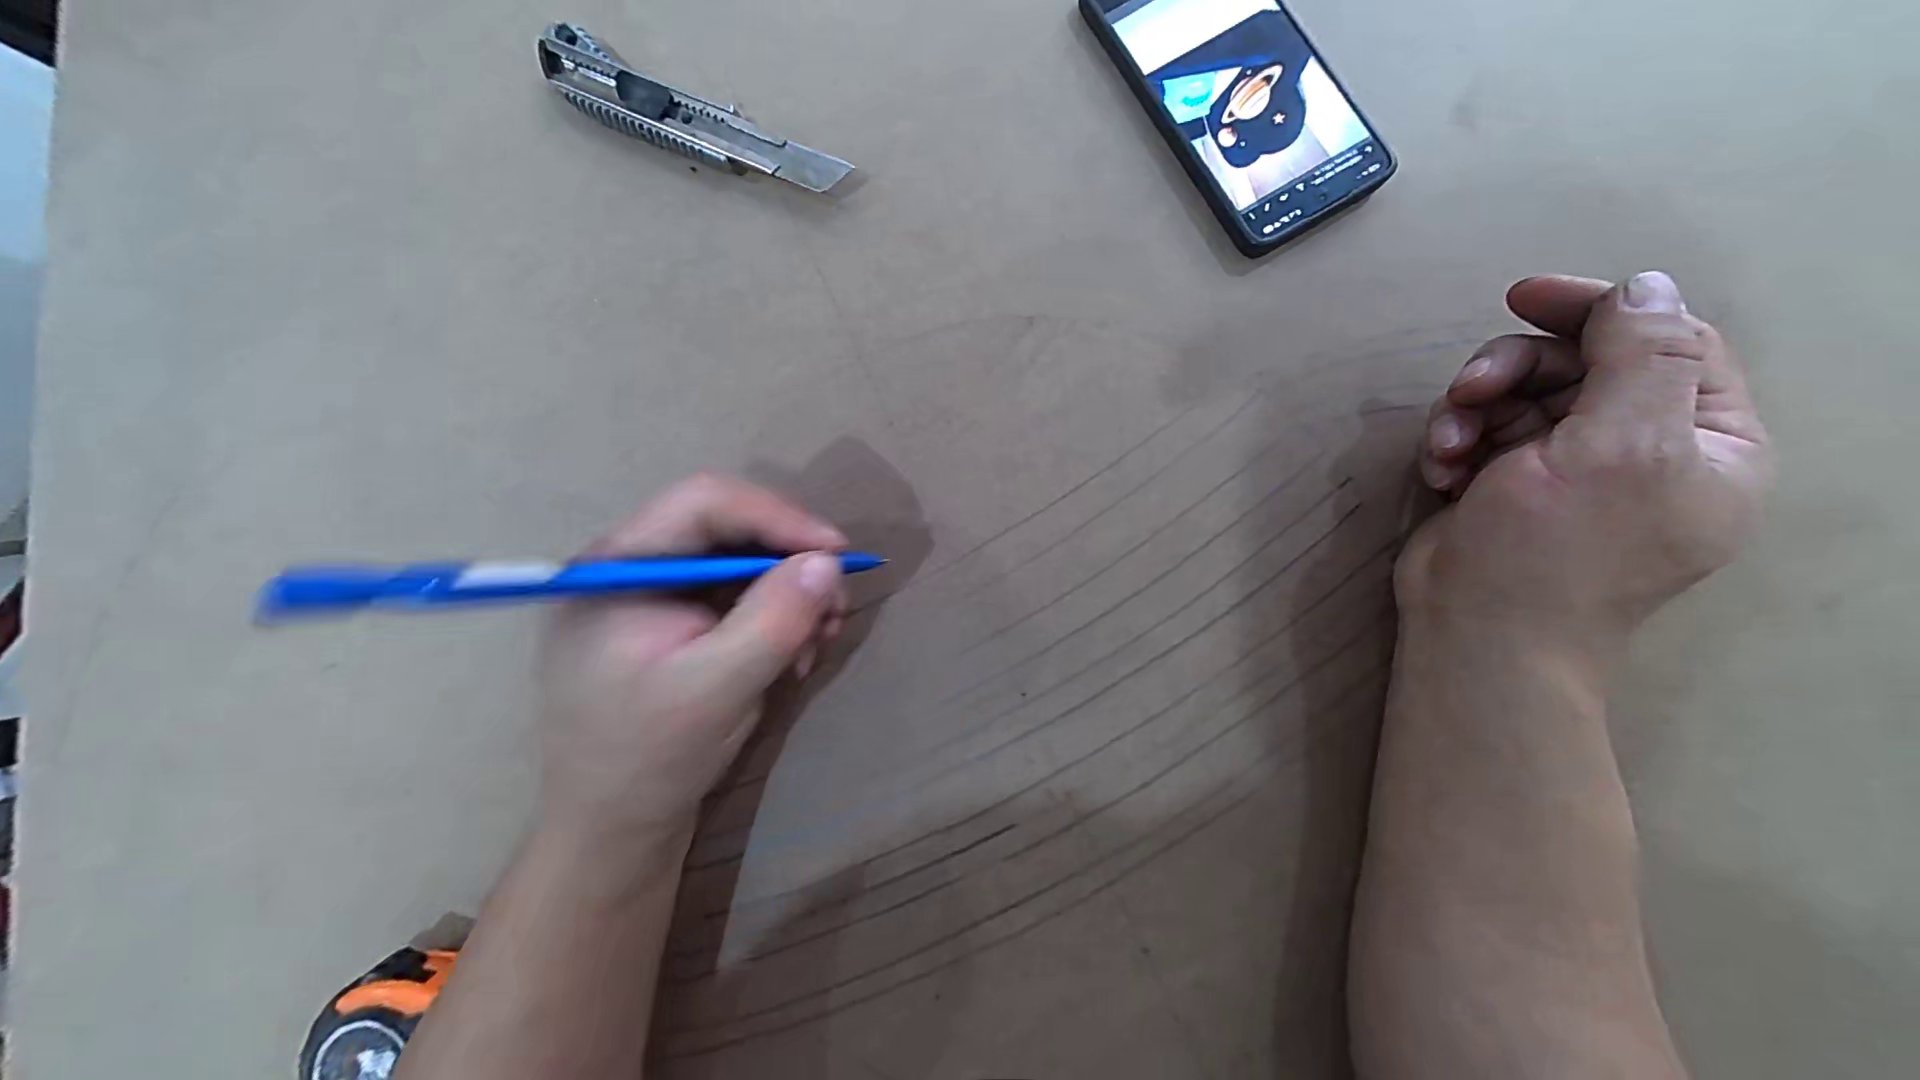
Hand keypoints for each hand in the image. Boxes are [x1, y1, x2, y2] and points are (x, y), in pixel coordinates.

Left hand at [536, 475, 849, 838]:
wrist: (612, 830)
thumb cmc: (650, 759)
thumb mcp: (718, 688)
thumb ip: (774, 619)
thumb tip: (829, 562)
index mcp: (618, 568)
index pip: (704, 504)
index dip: (778, 517)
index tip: (837, 554)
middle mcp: (632, 568)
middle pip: (727, 529)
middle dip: (790, 563)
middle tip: (835, 605)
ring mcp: (652, 597)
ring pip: (740, 563)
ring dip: (790, 594)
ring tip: (818, 640)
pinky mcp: (673, 624)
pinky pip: (736, 597)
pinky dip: (776, 618)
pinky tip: (795, 654)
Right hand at [1401, 272, 1770, 649]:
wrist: (1477, 631)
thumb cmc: (1556, 550)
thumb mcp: (1617, 447)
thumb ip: (1642, 357)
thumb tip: (1645, 285)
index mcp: (1704, 441)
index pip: (1666, 343)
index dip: (1597, 309)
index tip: (1522, 295)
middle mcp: (1640, 449)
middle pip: (1578, 368)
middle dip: (1512, 372)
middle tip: (1465, 391)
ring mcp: (1567, 470)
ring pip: (1518, 400)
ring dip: (1471, 413)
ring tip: (1445, 448)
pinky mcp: (1506, 486)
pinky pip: (1481, 436)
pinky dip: (1454, 446)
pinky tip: (1439, 473)